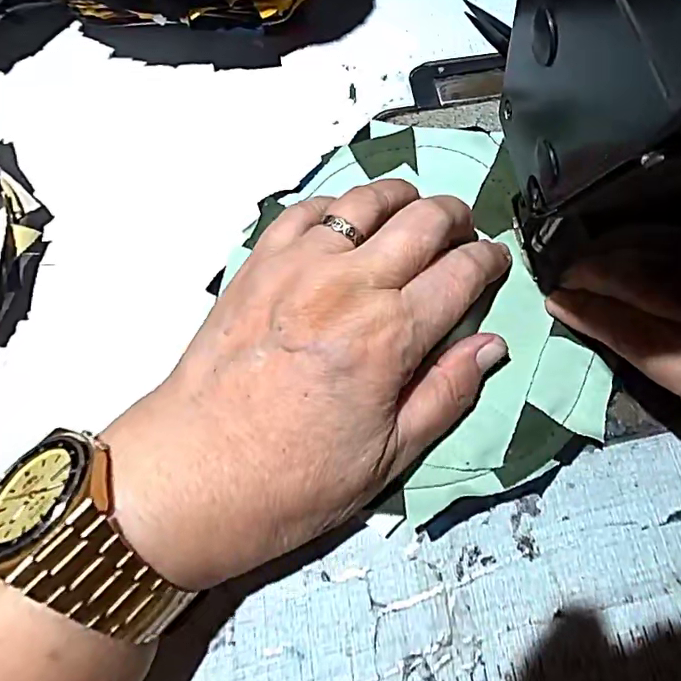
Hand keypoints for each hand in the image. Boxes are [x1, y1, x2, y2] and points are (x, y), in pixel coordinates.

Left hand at [102, 179, 510, 589]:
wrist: (183, 482)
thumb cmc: (290, 482)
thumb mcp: (390, 456)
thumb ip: (449, 392)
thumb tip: (492, 345)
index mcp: (389, 336)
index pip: (463, 271)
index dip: (491, 259)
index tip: (496, 261)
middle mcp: (349, 286)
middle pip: (426, 219)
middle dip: (458, 217)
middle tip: (463, 234)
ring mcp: (299, 267)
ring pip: (369, 200)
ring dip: (405, 198)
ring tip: (414, 214)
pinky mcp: (259, 264)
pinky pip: (309, 209)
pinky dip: (340, 207)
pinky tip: (349, 226)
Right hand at [547, 231, 680, 579]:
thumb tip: (638, 348)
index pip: (645, 332)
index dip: (593, 311)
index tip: (555, 298)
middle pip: (662, 280)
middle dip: (603, 269)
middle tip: (562, 269)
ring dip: (632, 249)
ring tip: (592, 253)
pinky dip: (672, 248)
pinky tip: (648, 249)